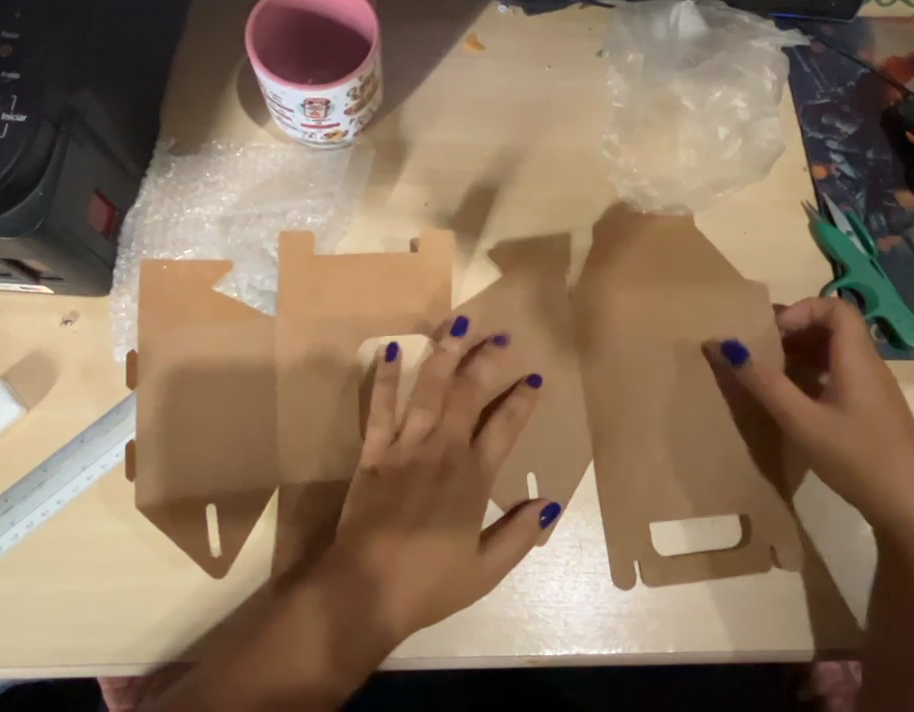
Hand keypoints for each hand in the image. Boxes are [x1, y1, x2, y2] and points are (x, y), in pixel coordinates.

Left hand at [313, 316, 558, 649]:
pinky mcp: (373, 451)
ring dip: (445, 354)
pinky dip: (387, 378)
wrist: (365, 590)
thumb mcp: (486, 570)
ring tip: (459, 324)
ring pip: (430, 390)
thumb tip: (548, 502)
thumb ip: (519, 534)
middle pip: (468, 394)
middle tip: (500, 337)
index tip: (534, 379)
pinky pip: (380, 407)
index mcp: (473, 477)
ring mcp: (405, 447)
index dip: (521, 401)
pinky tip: (393, 350)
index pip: (504, 427)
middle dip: (486, 361)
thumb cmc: (429, 584)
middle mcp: (442, 451)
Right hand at [706, 297, 913, 539]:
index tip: (771, 333)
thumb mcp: (801, 421)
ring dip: (800, 355)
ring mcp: (875, 392)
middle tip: (759, 351)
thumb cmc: (858, 458)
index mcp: (857, 359)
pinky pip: (841, 377)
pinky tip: (794, 404)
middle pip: (833, 328)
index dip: (801, 310)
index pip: (836, 308)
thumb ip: (763, 383)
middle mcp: (870, 367)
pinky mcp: (874, 414)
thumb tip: (723, 344)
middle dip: (793, 332)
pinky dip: (813, 377)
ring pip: (836, 355)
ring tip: (769, 375)